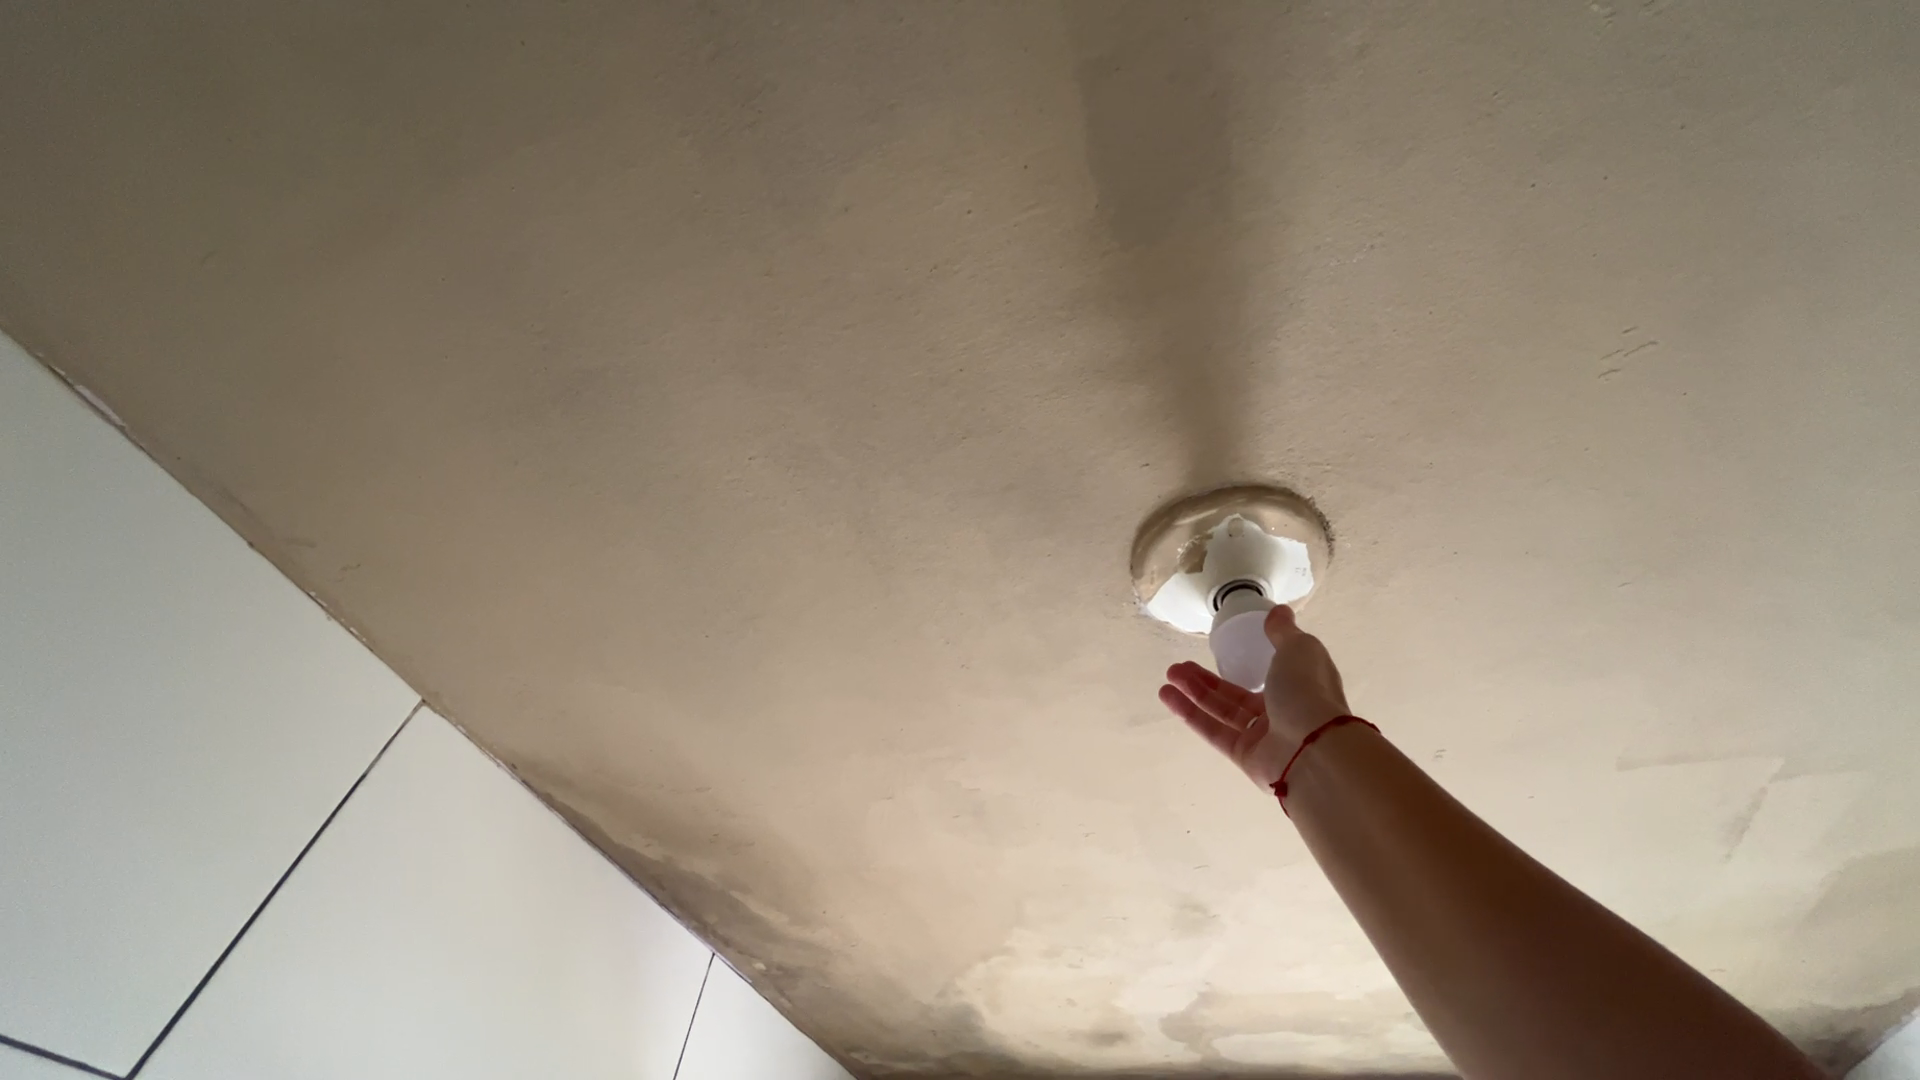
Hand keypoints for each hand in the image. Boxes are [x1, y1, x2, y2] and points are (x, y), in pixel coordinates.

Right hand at [1158, 604, 1352, 789]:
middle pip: (1237, 694)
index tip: (1225, 648)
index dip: (1245, 661)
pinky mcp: (1244, 756)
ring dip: (1194, 693)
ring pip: (1222, 711)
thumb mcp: (1299, 649)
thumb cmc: (1307, 692)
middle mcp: (1282, 712)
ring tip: (1168, 676)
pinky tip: (1168, 696)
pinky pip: (1214, 731)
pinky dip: (1190, 713)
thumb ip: (1283, 632)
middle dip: (1206, 679)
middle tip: (1179, 666)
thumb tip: (1279, 611)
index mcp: (1300, 686)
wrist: (1313, 748)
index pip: (1271, 674)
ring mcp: (1263, 737)